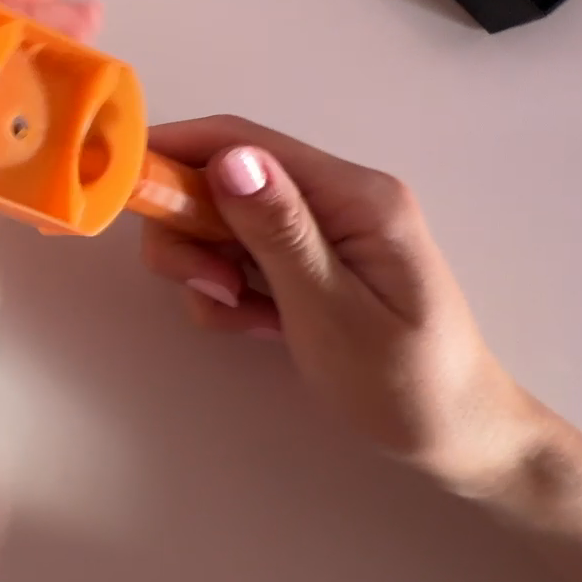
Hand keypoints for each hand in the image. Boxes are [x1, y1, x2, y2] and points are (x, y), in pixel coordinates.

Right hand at [140, 115, 544, 494]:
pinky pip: (225, 252)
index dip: (171, 151)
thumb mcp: (335, 312)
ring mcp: (308, 224)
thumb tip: (230, 159)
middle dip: (188, 233)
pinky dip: (221, 288)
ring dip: (203, 267)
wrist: (458, 441)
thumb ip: (280, 233)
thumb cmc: (406, 384)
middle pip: (212, 181)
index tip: (124, 189)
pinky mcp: (293, 253)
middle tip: (212, 288)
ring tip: (244, 314)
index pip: (239, 140)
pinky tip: (258, 322)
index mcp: (351, 194)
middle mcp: (327, 195)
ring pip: (209, 220)